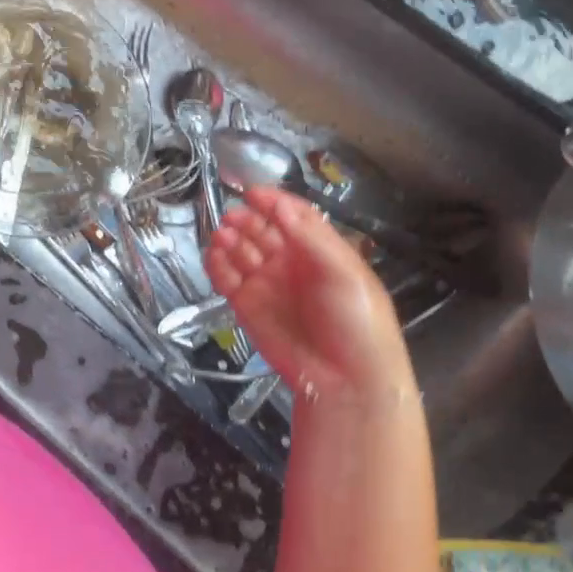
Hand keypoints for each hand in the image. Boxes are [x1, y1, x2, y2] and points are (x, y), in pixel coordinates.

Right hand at [206, 189, 417, 408]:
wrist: (345, 379)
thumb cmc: (357, 323)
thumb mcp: (344, 274)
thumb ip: (310, 237)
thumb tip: (278, 204)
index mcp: (319, 252)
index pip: (292, 216)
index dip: (273, 201)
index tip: (251, 192)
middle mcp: (290, 263)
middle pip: (260, 229)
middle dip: (245, 219)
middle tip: (234, 217)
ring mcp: (265, 282)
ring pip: (238, 249)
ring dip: (228, 239)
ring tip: (224, 238)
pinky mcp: (244, 302)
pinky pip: (222, 275)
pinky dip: (215, 264)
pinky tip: (215, 257)